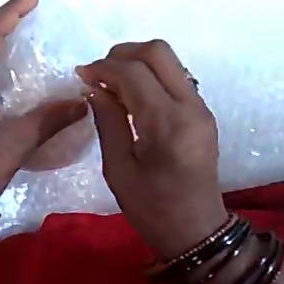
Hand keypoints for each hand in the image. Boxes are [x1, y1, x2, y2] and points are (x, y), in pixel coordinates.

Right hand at [79, 41, 227, 258]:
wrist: (197, 231)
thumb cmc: (152, 209)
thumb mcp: (118, 170)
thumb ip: (108, 123)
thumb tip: (95, 89)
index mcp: (168, 124)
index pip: (134, 73)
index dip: (103, 68)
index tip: (81, 76)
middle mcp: (190, 106)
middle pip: (158, 52)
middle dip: (122, 54)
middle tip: (97, 74)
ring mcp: (200, 107)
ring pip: (169, 61)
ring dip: (137, 62)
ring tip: (111, 83)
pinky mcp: (202, 113)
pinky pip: (175, 77)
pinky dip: (150, 76)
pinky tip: (130, 96)